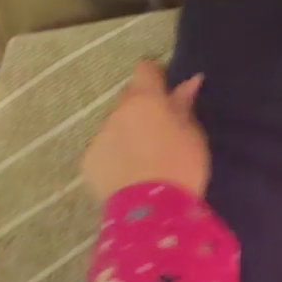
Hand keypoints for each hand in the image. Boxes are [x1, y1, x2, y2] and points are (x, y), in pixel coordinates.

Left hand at [81, 61, 208, 203]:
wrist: (152, 211)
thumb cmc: (181, 167)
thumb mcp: (193, 135)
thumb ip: (185, 106)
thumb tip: (190, 81)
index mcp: (146, 100)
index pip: (145, 70)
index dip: (156, 77)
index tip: (166, 91)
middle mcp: (117, 112)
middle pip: (129, 98)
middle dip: (142, 108)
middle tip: (159, 130)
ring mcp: (100, 136)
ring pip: (115, 126)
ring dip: (127, 133)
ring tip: (144, 159)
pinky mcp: (88, 162)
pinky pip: (104, 150)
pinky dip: (115, 156)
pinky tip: (129, 175)